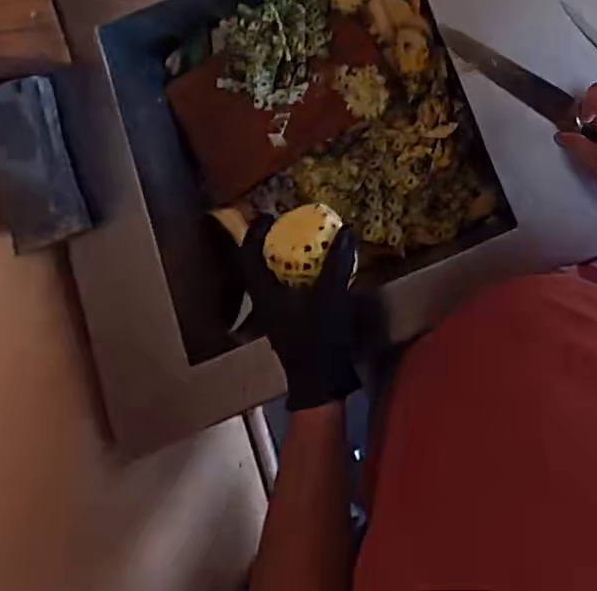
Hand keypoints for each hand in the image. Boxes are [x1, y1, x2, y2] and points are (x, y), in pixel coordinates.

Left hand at [241, 219, 360, 410]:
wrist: (321, 382)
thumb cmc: (319, 337)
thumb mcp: (332, 294)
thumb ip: (338, 262)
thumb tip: (346, 230)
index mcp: (264, 294)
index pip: (249, 256)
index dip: (256, 233)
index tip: (268, 215)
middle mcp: (264, 304)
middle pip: (258, 266)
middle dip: (270, 243)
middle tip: (288, 225)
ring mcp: (275, 316)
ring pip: (271, 279)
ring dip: (282, 259)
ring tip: (302, 244)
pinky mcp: (289, 324)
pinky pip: (285, 289)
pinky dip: (295, 275)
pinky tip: (315, 272)